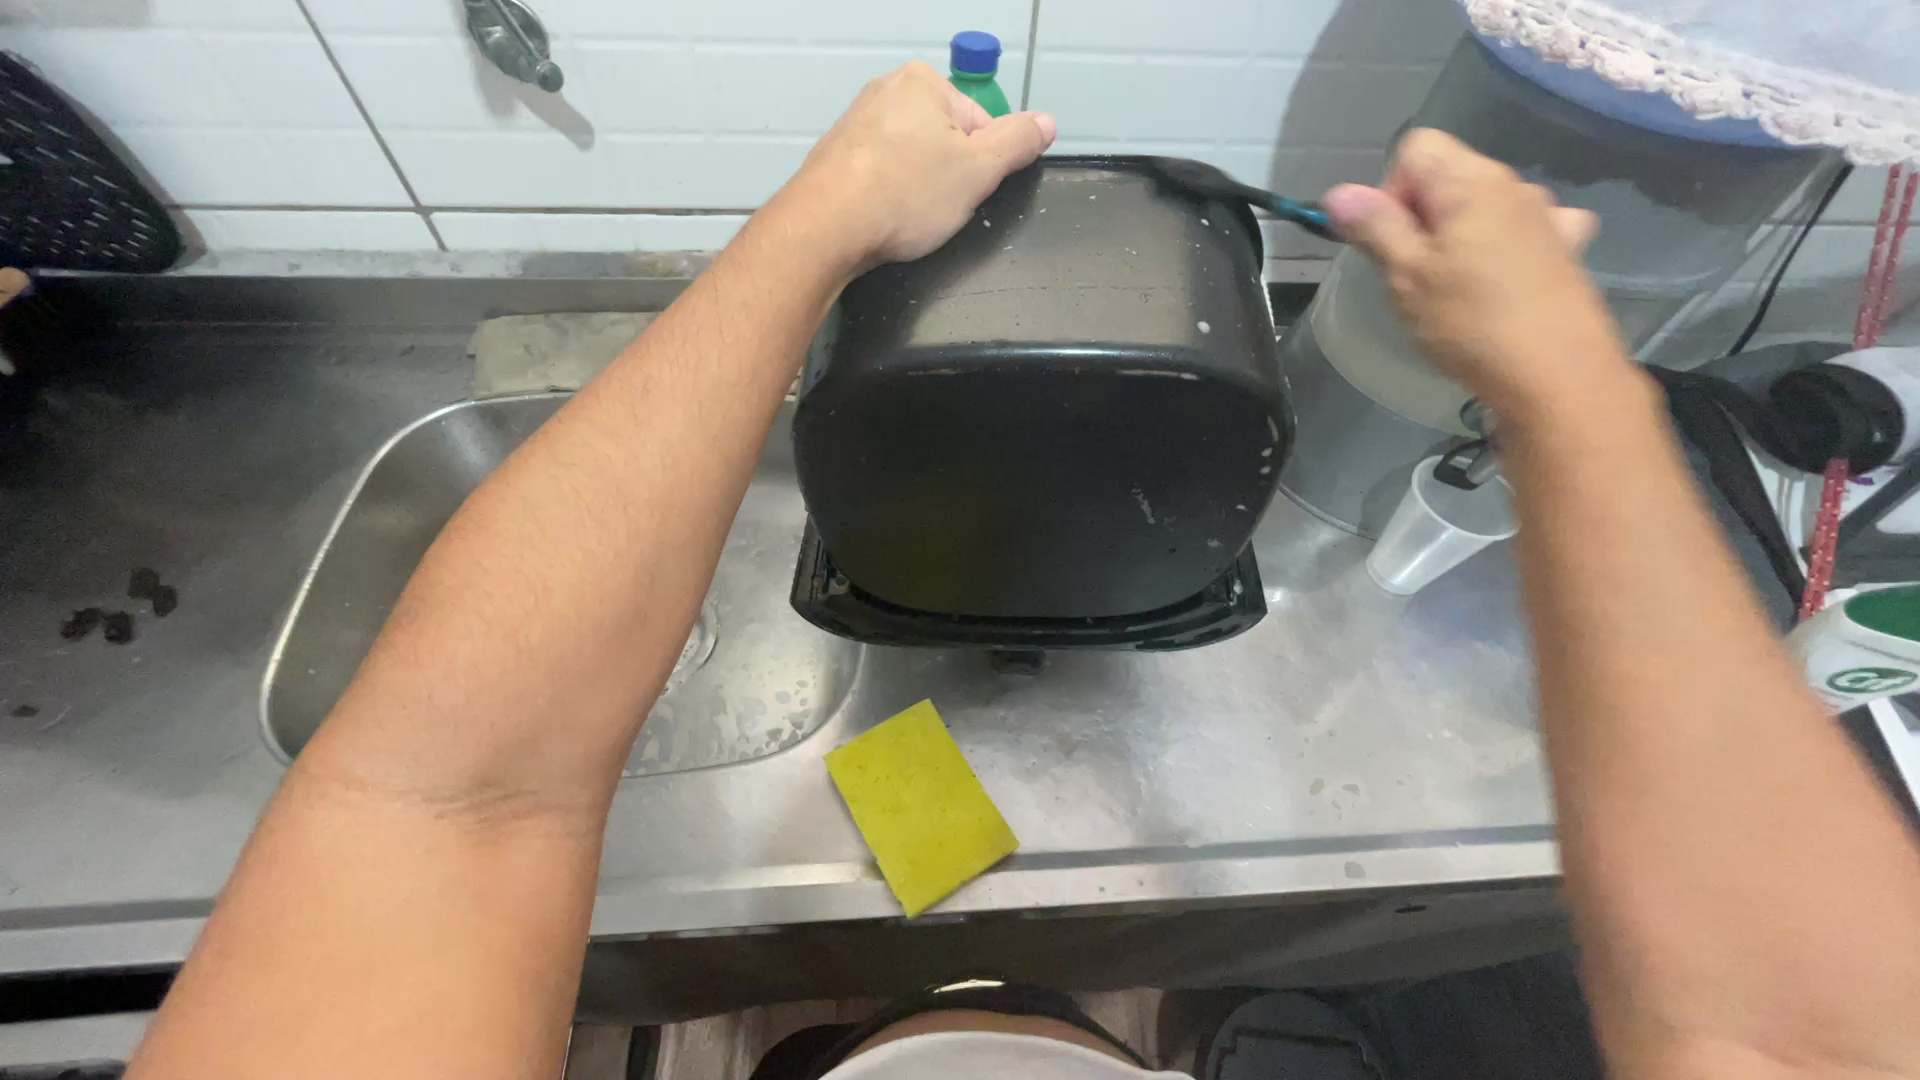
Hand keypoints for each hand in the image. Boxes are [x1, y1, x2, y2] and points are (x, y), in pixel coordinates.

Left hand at [773, 61, 1056, 269]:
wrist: (827, 226)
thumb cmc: (907, 195)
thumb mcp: (979, 171)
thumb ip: (1017, 143)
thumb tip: (1047, 122)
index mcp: (925, 84)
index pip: (980, 126)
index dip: (982, 169)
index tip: (965, 195)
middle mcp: (887, 90)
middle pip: (943, 141)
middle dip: (947, 179)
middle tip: (935, 210)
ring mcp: (856, 122)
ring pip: (909, 160)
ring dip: (916, 190)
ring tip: (906, 217)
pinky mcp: (835, 156)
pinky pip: (878, 175)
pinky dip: (886, 196)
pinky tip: (883, 218)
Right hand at [1322, 129, 1632, 416]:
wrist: (1554, 373)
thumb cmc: (1469, 322)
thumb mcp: (1406, 276)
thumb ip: (1375, 228)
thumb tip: (1338, 191)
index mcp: (1471, 184)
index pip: (1416, 148)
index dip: (1390, 190)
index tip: (1390, 241)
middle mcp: (1512, 186)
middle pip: (1447, 174)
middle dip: (1418, 215)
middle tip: (1410, 274)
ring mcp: (1544, 215)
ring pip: (1478, 205)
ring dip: (1453, 235)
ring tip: (1449, 288)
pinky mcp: (1562, 248)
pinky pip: (1518, 229)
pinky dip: (1498, 246)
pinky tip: (1497, 281)